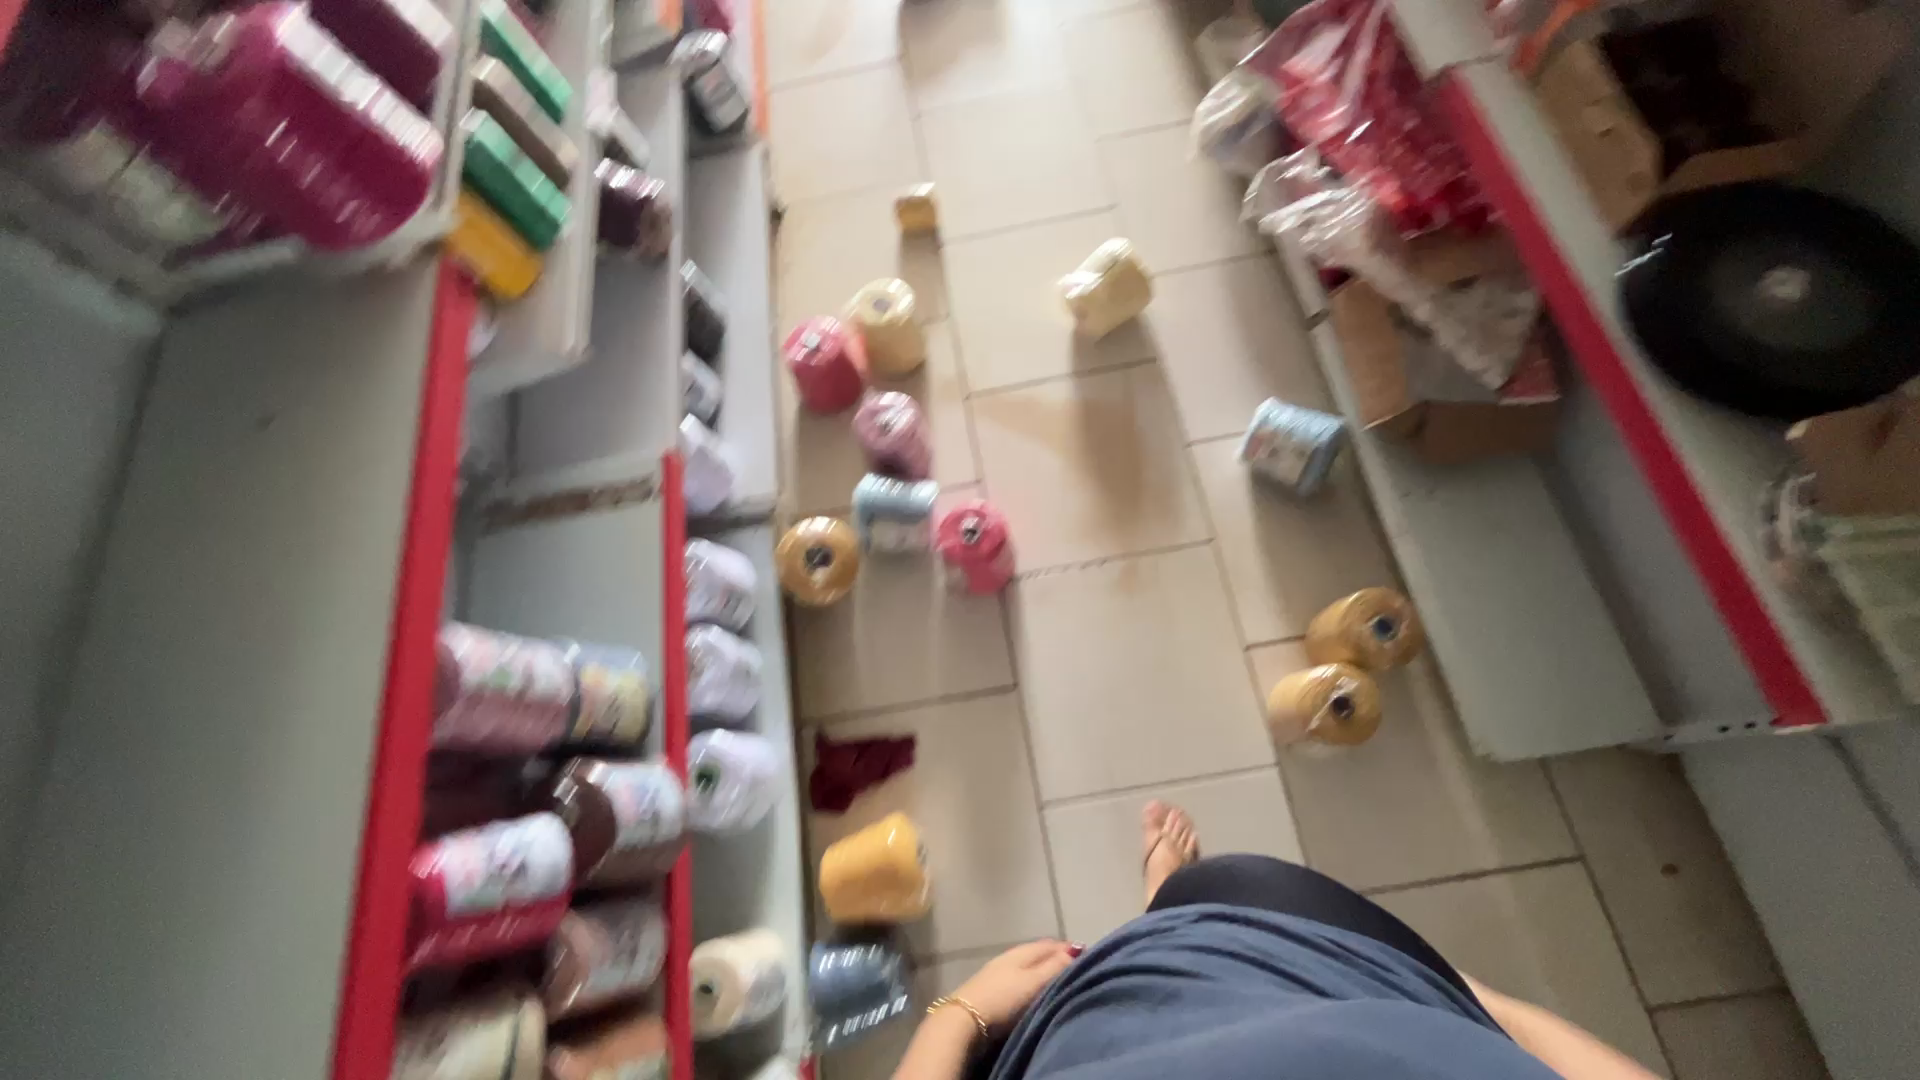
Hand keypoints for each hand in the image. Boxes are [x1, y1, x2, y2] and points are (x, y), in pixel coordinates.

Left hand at [949, 940, 1077, 1030]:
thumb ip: (1053, 966)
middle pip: (1039, 951)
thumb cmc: (1004, 998)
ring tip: (1059, 979)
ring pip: (1029, 963)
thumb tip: (1076, 949)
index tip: (1086, 956)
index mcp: (1022, 951)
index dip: (1068, 948)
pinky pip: (1020, 976)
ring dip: (1044, 967)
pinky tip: (1035, 989)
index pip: (1050, 943)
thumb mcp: (1033, 982)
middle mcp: (1011, 955)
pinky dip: (1032, 978)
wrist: (965, 1017)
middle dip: (1057, 956)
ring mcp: (1000, 970)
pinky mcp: (994, 986)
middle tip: (1076, 967)